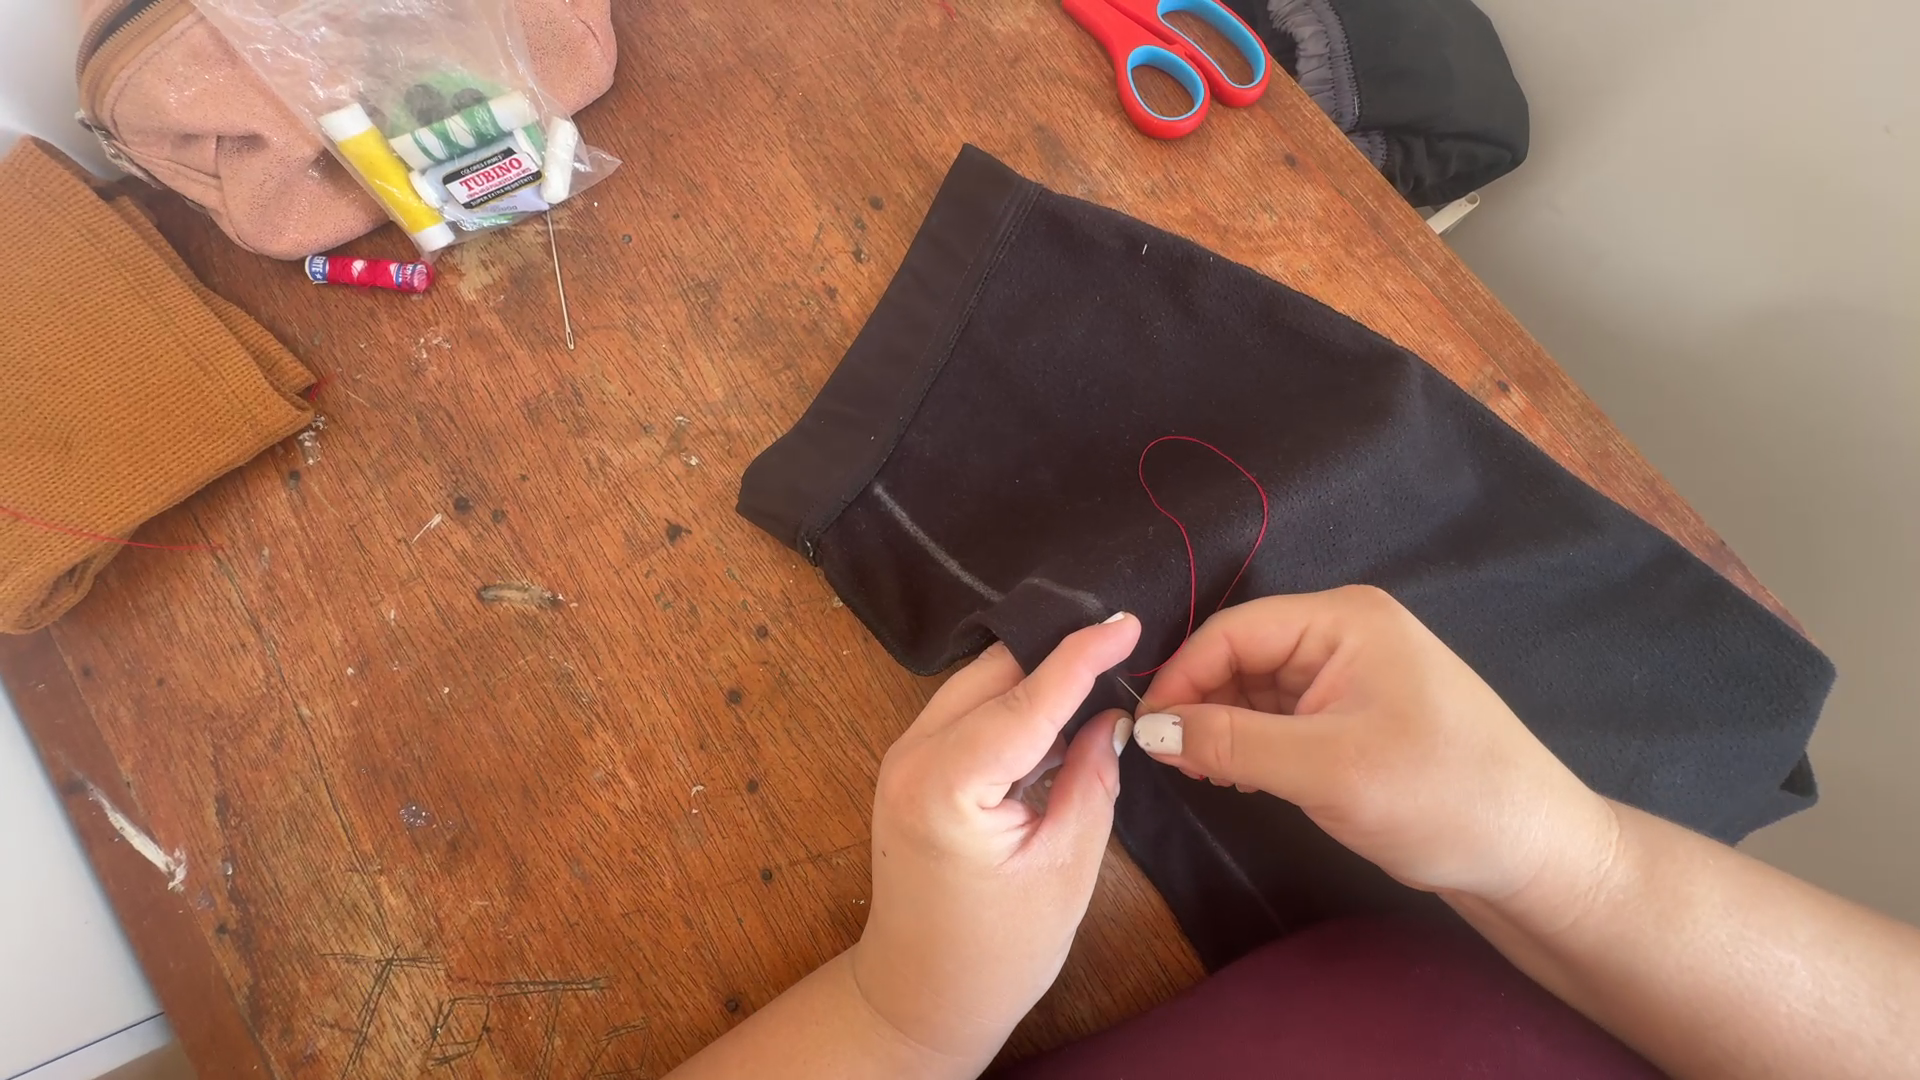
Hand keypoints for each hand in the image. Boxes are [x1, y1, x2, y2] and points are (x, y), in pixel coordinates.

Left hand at [850, 614, 1139, 1065]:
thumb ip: (1089, 779)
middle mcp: (911, 753)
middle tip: (1117, 642)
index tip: (1125, 621)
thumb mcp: (1063, 868)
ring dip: (1032, 675)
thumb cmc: (997, 952)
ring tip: (1094, 671)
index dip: (1080, 656)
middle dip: (1054, 652)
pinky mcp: (910, 761)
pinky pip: (965, 707)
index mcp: (946, 785)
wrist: (917, 994)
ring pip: (976, 683)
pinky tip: (1051, 709)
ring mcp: (902, 753)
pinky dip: (1010, 700)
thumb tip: (1113, 716)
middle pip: (992, 675)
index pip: (1025, 701)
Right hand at [1134, 586, 1617, 906]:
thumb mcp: (1325, 769)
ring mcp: (1349, 670)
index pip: (1233, 633)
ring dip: (1223, 726)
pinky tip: (1240, 774)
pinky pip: (1278, 711)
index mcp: (1342, 620)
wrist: (1544, 861)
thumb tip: (1147, 729)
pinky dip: (1250, 740)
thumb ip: (1228, 742)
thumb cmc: (1441, 798)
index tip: (1147, 731)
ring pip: (1254, 686)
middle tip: (1175, 760)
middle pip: (1241, 656)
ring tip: (1207, 772)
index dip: (1182, 677)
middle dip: (1203, 704)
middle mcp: (1341, 632)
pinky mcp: (1351, 707)